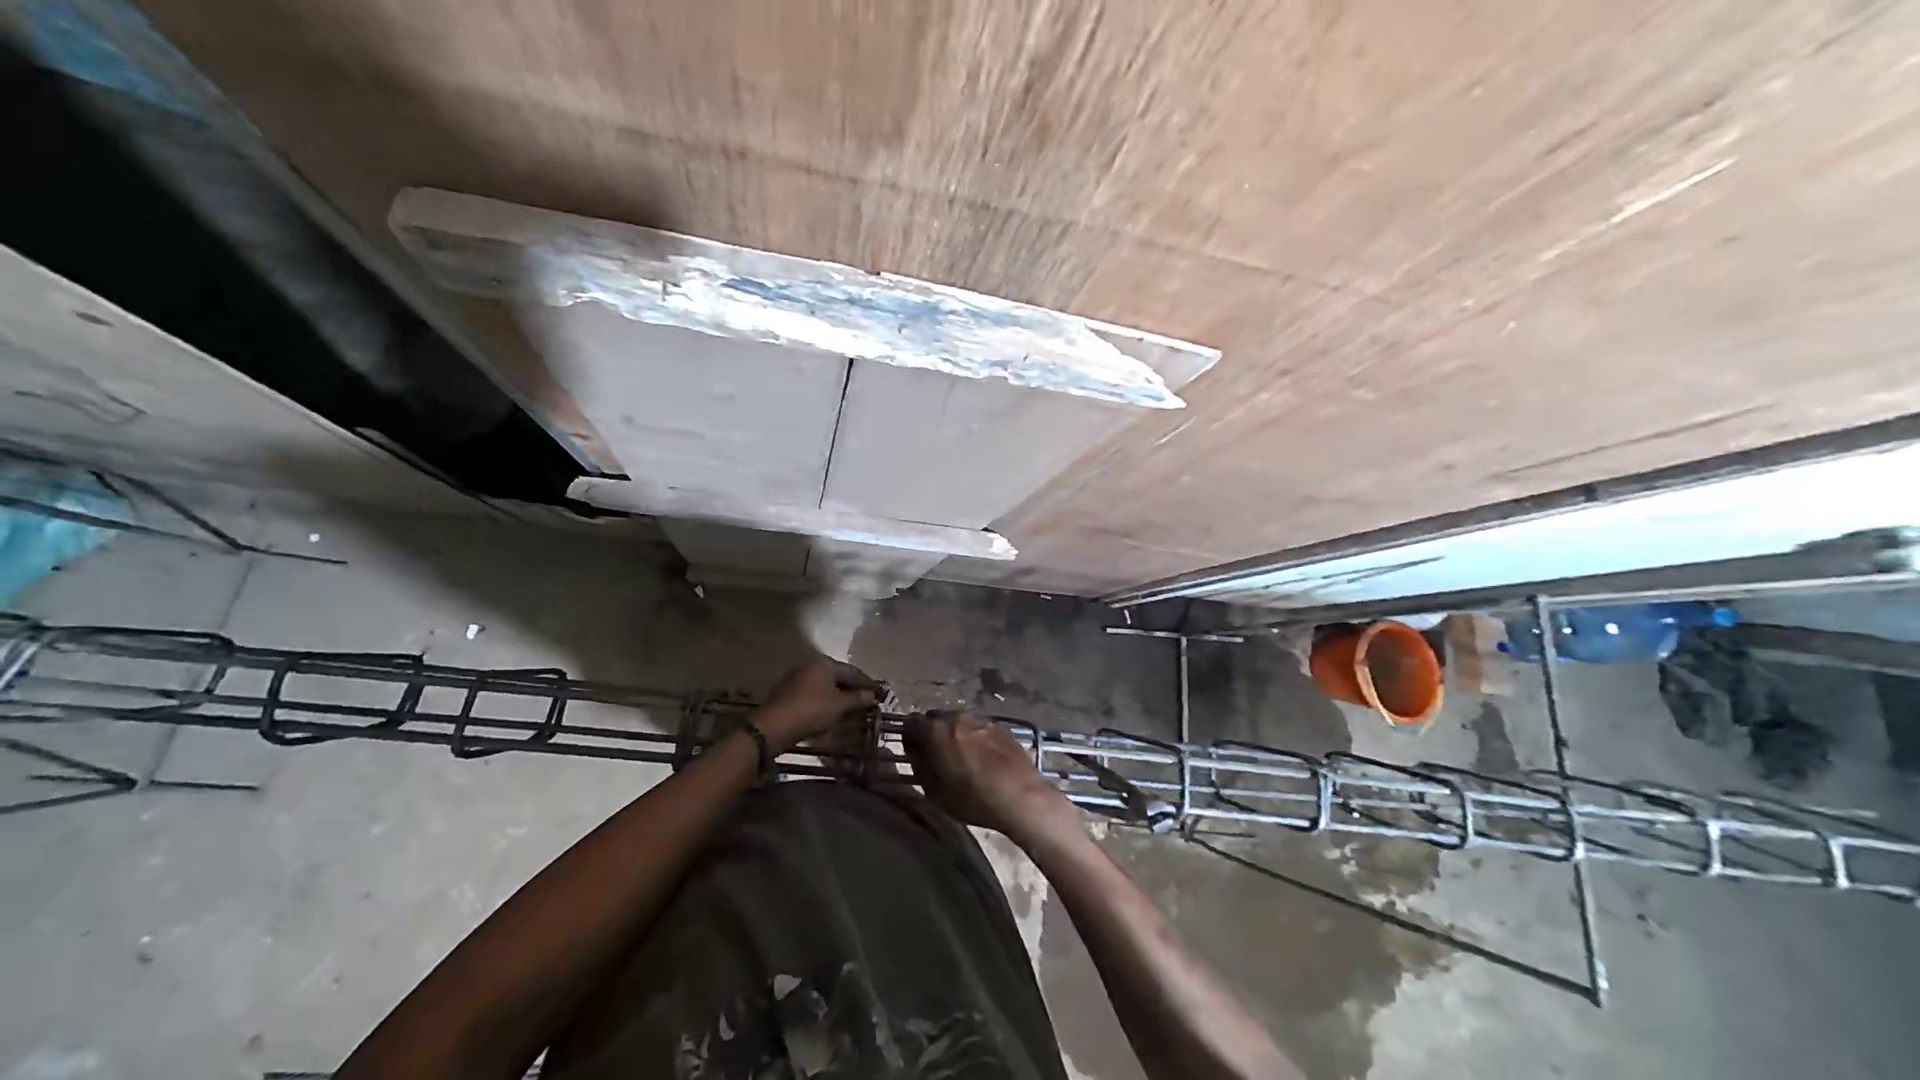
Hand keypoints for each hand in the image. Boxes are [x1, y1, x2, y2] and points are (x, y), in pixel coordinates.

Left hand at [752, 655, 881, 752]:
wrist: (775, 725)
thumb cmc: (812, 710)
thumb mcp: (839, 706)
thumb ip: (857, 699)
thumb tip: (872, 695)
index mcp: (824, 663)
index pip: (852, 671)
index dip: (867, 683)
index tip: (879, 692)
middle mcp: (810, 665)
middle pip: (837, 676)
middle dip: (852, 688)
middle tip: (866, 698)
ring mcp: (797, 677)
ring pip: (824, 685)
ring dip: (838, 694)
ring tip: (850, 706)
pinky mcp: (788, 691)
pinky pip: (813, 693)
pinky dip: (825, 700)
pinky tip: (830, 710)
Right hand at [903, 710, 1079, 844]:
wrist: (1020, 796)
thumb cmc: (971, 797)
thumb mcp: (934, 790)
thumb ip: (918, 763)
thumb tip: (913, 748)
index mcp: (936, 730)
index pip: (910, 722)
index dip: (908, 736)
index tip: (913, 752)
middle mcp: (957, 717)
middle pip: (935, 718)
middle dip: (931, 733)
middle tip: (935, 757)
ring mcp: (981, 720)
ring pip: (958, 722)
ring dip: (953, 735)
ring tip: (960, 759)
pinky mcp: (1000, 728)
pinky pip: (977, 729)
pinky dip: (973, 739)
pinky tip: (981, 760)